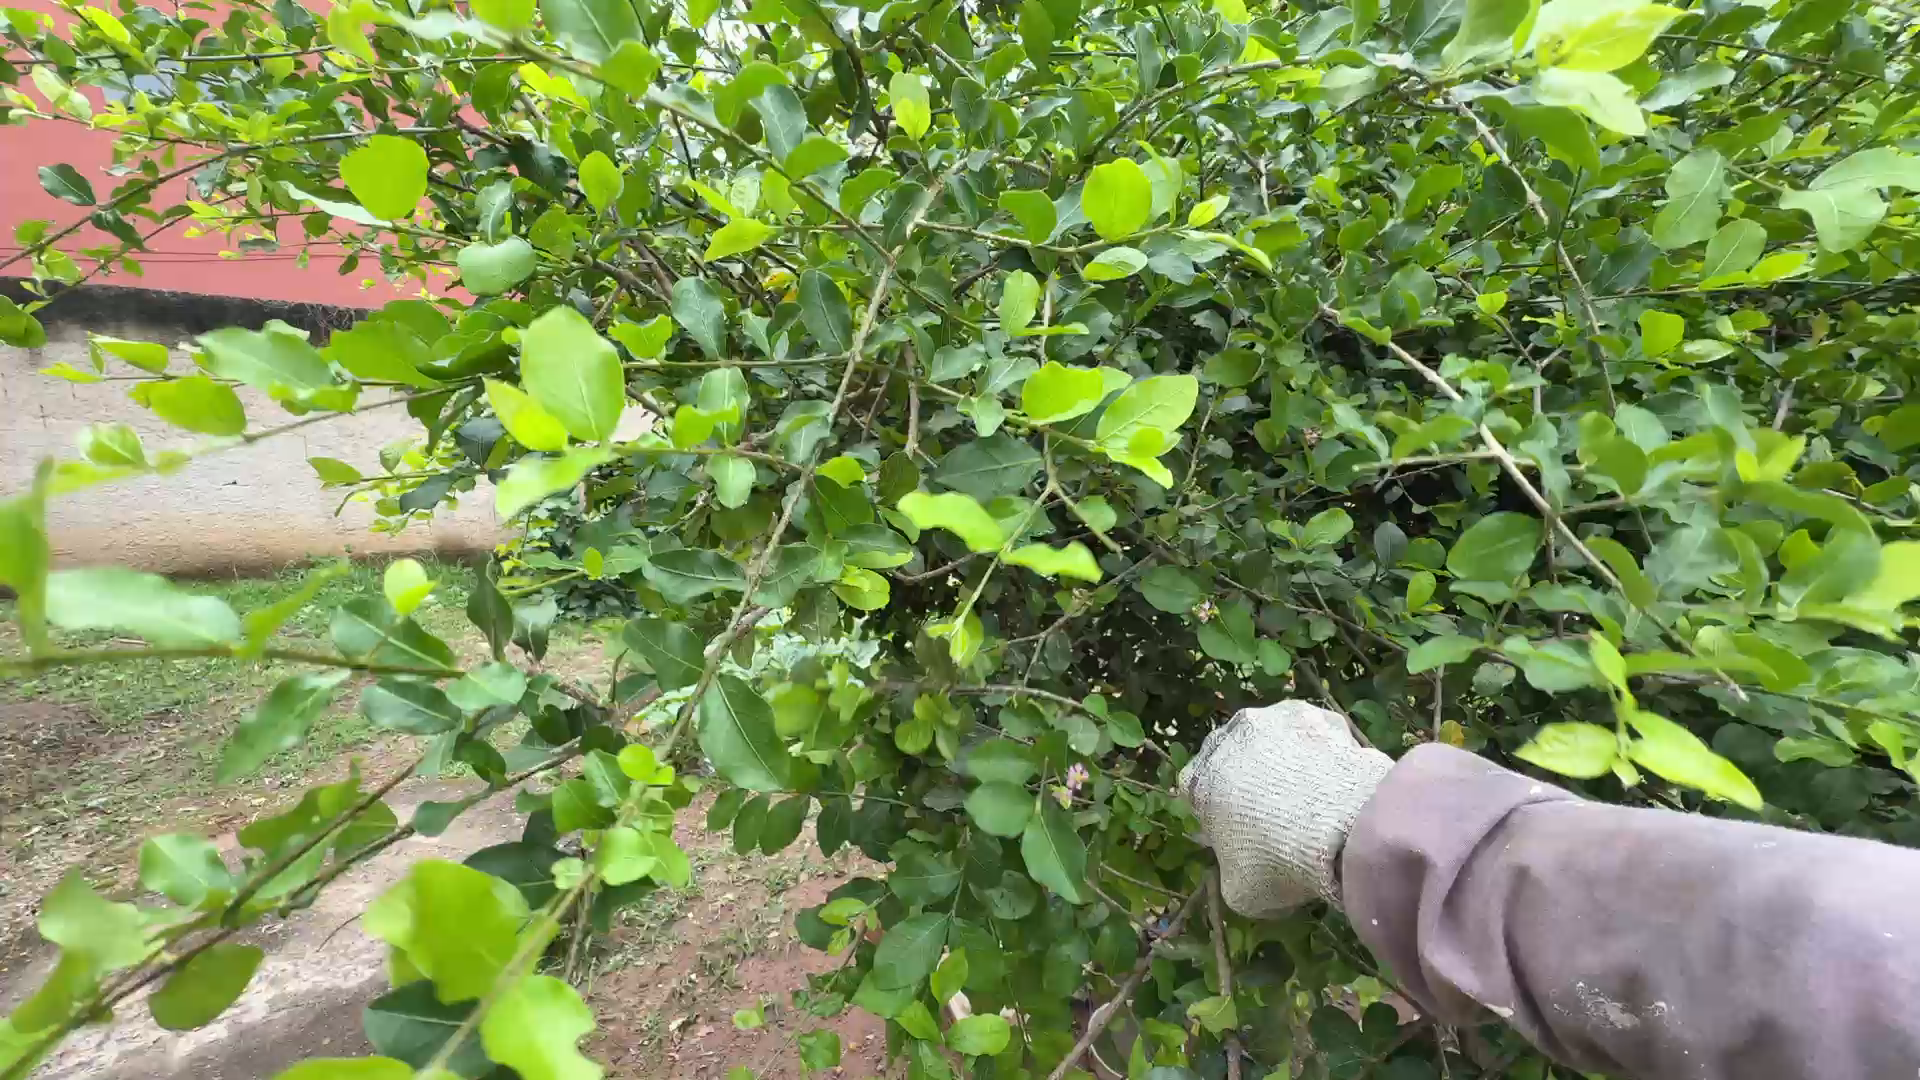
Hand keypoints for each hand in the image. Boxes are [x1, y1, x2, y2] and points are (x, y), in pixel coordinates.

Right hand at [1179, 701, 1395, 917]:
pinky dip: (1323, 752)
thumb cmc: (1277, 859)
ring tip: (1315, 796)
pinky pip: (1314, 735)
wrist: (1340, 830)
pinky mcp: (1312, 714)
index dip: (1218, 809)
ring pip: (1274, 739)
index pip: (1196, 789)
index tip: (1238, 829)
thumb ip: (1233, 872)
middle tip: (1278, 812)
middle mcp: (1227, 738)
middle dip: (1250, 777)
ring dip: (1286, 759)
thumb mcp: (1244, 891)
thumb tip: (1242, 869)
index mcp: (1200, 777)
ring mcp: (1270, 719)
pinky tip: (1340, 779)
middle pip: (1234, 756)